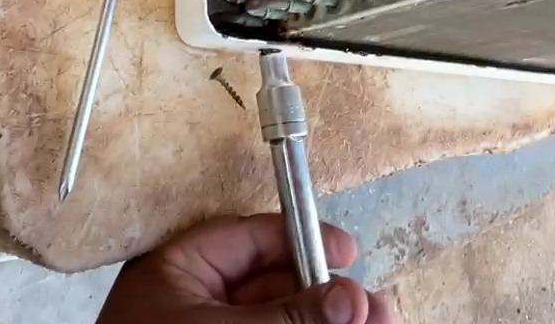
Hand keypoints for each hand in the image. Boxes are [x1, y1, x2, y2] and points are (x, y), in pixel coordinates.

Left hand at [97, 213, 398, 323]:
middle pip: (271, 285)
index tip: (347, 250)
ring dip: (323, 322)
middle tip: (375, 309)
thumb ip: (287, 317)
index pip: (247, 238)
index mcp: (178, 271)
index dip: (299, 240)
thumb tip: (352, 297)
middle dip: (324, 295)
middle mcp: (194, 302)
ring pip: (276, 320)